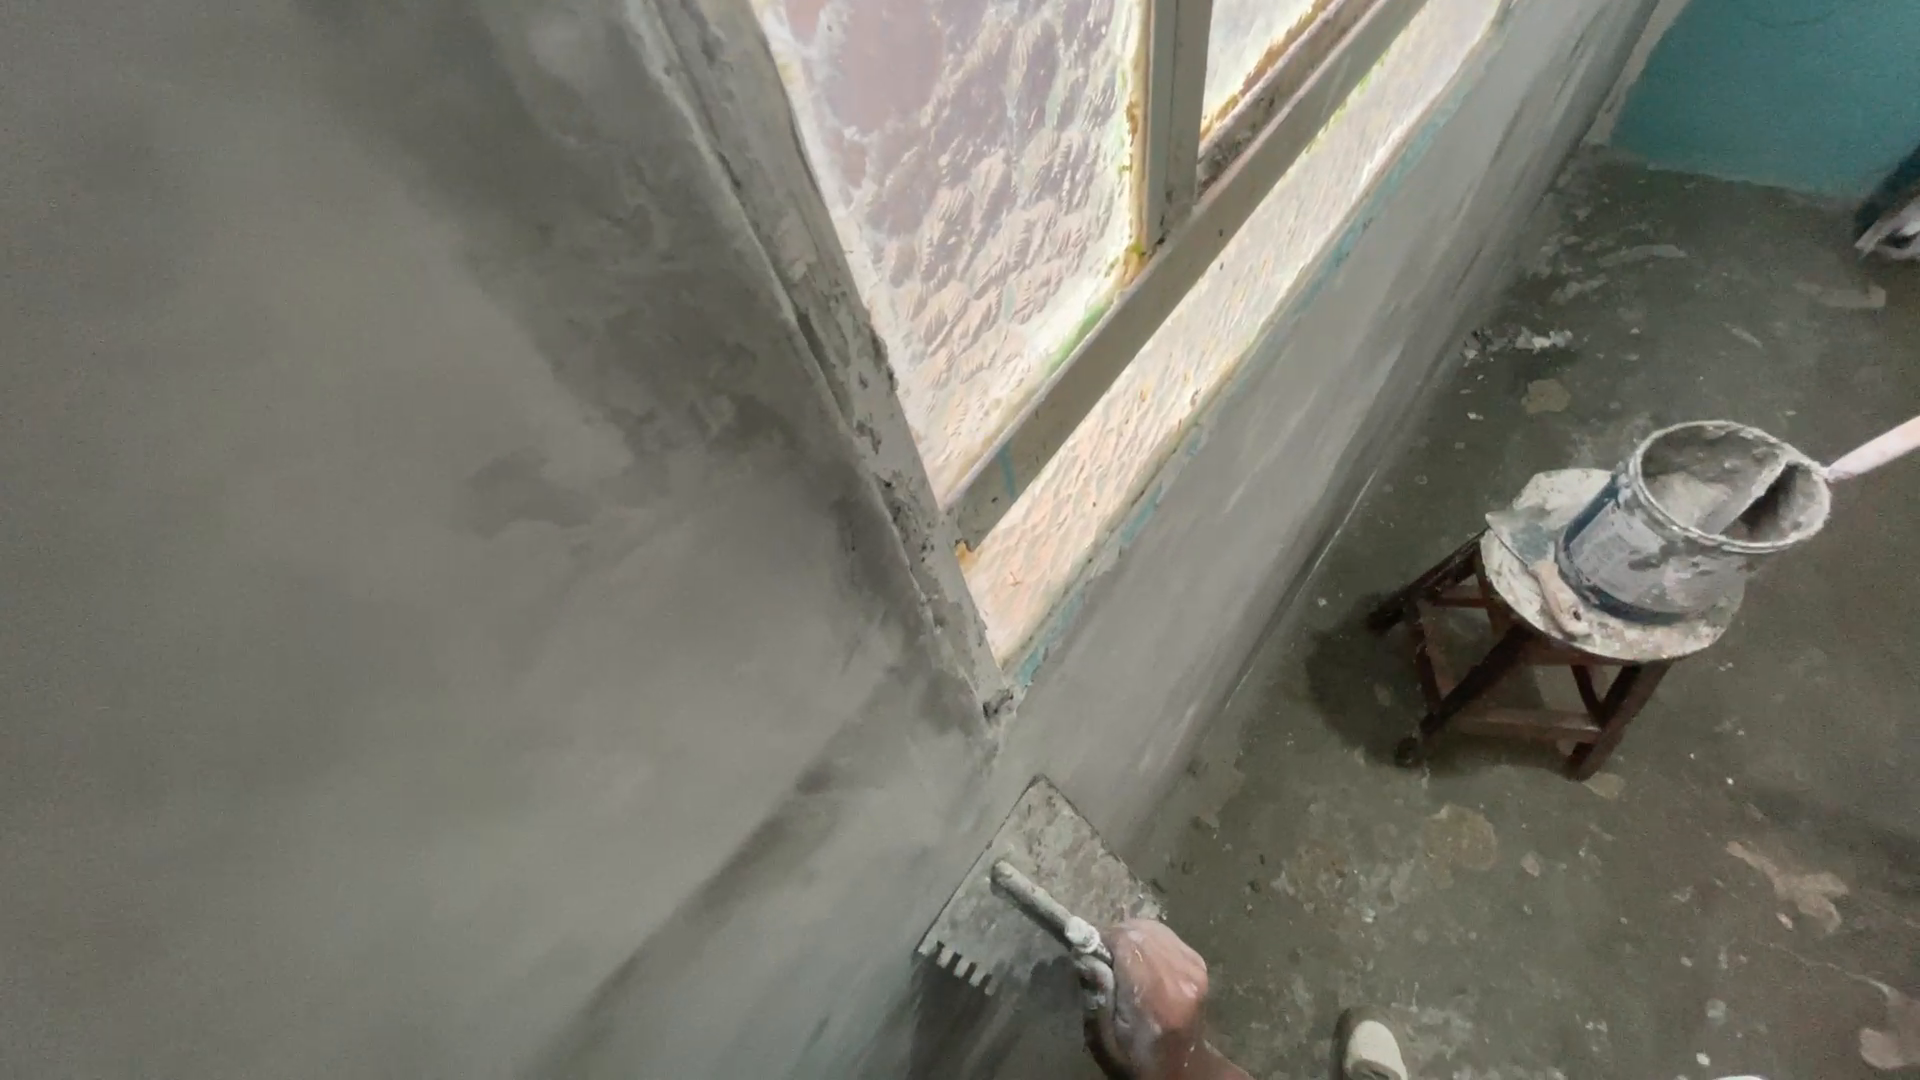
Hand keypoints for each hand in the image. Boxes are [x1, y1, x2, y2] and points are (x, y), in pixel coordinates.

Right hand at [1076, 919, 1210, 1078]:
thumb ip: (1098, 997)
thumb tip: (1086, 956)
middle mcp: (1181, 978)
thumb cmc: (1139, 1059)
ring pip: (1150, 928)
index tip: (1090, 950)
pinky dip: (1146, 939)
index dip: (1103, 938)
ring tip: (1120, 957)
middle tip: (1103, 955)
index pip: (1127, 941)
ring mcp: (1194, 968)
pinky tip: (1140, 957)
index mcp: (1158, 999)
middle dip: (1115, 936)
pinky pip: (1163, 934)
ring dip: (1130, 936)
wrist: (1183, 1070)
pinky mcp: (1198, 962)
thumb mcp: (1107, 1040)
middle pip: (1139, 931)